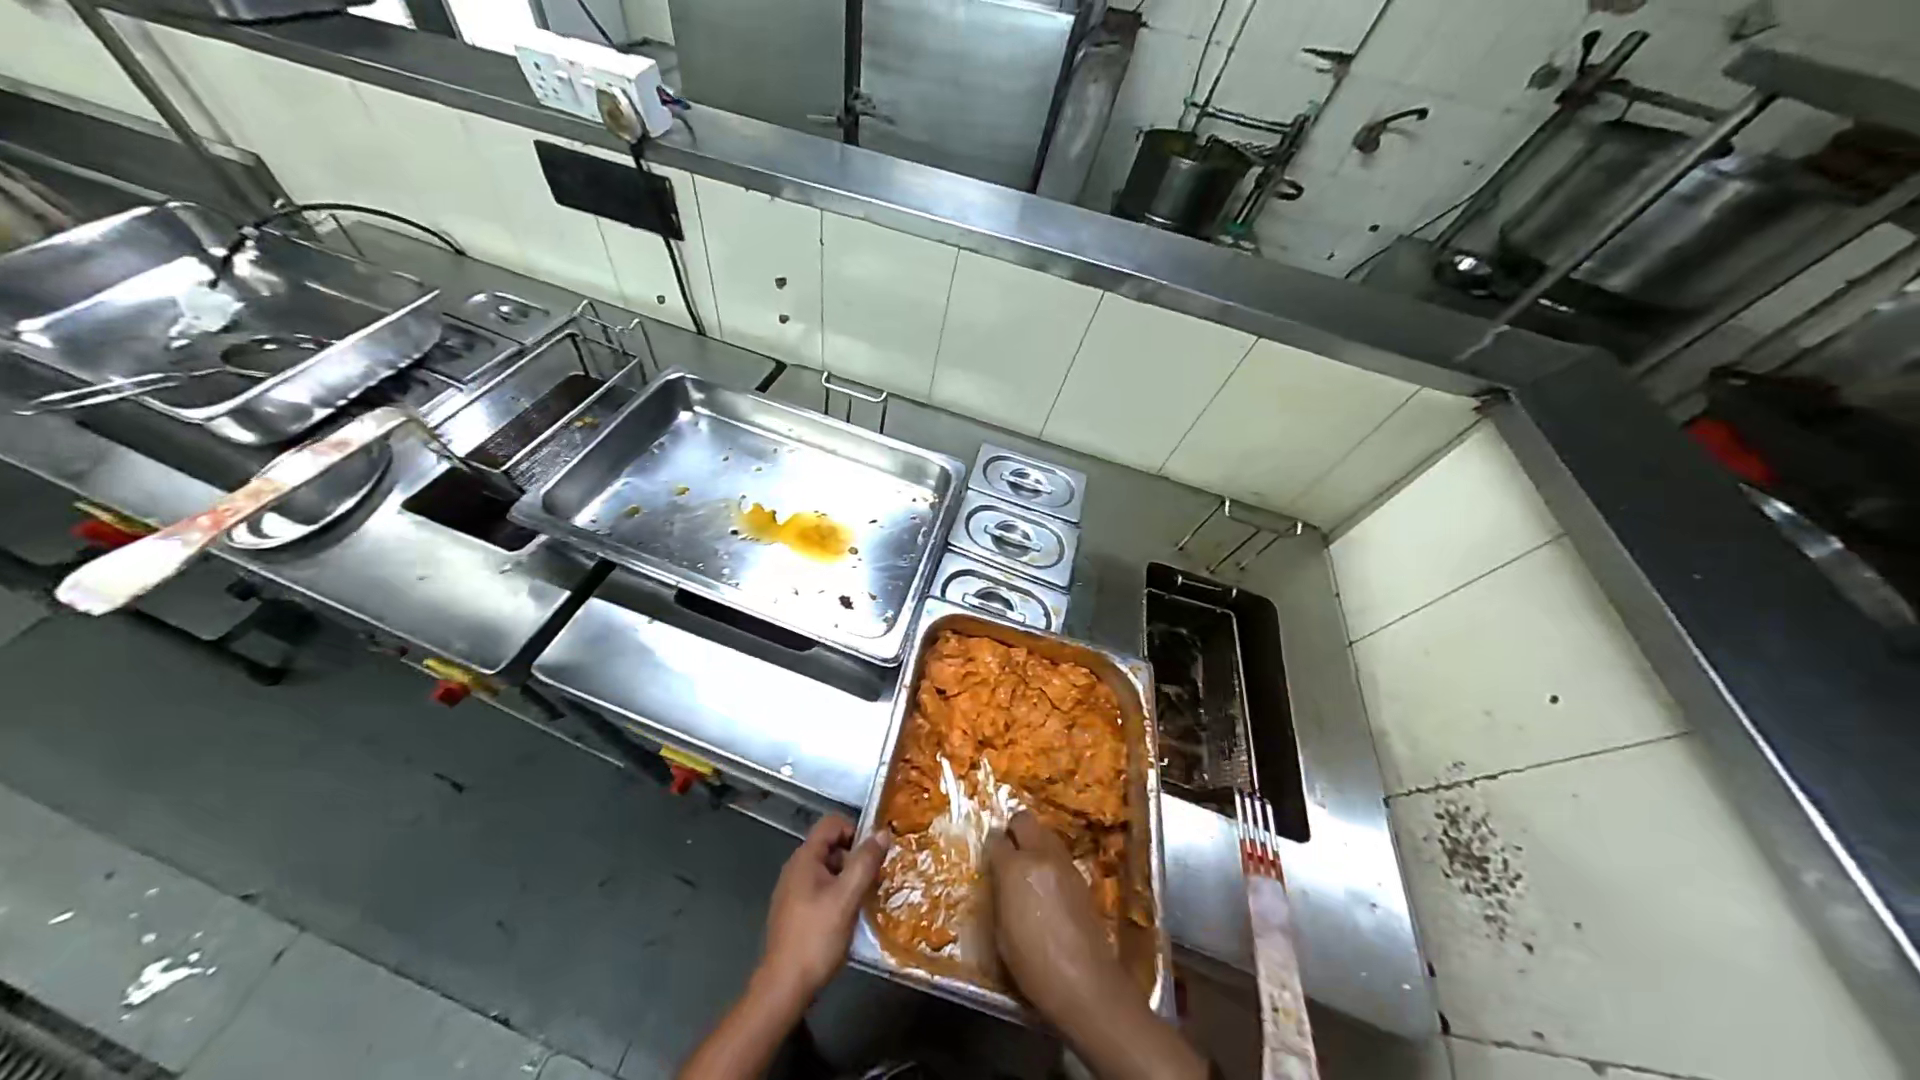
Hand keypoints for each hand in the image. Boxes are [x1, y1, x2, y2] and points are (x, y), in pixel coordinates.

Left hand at [759, 813, 890, 1001]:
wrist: (784, 987)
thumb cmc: (816, 937)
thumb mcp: (847, 897)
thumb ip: (865, 862)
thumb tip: (882, 833)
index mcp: (804, 859)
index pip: (832, 824)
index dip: (855, 831)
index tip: (873, 854)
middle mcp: (795, 869)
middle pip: (831, 846)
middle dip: (855, 858)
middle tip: (874, 880)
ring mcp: (792, 891)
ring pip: (828, 870)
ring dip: (849, 879)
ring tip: (865, 901)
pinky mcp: (794, 911)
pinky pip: (821, 890)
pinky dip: (838, 895)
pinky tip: (848, 917)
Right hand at [989, 812, 1207, 1079]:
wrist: (1086, 983)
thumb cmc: (1033, 965)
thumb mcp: (1001, 932)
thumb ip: (1000, 894)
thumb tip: (1001, 878)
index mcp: (1015, 869)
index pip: (996, 840)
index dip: (991, 848)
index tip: (990, 859)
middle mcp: (1041, 856)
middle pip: (1024, 820)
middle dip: (1013, 829)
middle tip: (1008, 850)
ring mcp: (1065, 864)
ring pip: (1045, 833)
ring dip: (1034, 842)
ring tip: (1028, 867)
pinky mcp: (1082, 877)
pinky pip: (1060, 854)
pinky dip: (1050, 859)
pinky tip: (1048, 884)